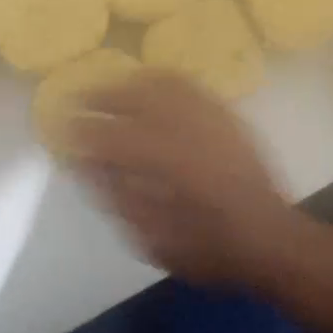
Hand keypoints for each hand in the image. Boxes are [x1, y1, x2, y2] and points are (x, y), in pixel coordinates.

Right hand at [70, 72, 308, 287]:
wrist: (272, 240)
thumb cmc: (209, 251)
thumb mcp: (152, 239)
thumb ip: (116, 197)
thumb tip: (82, 162)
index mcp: (167, 165)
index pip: (111, 134)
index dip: (80, 128)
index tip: (60, 127)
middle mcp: (189, 131)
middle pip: (134, 95)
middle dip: (100, 94)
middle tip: (79, 103)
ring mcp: (212, 118)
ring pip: (161, 82)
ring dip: (128, 83)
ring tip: (109, 92)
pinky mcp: (228, 116)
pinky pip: (190, 84)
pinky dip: (161, 81)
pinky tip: (149, 90)